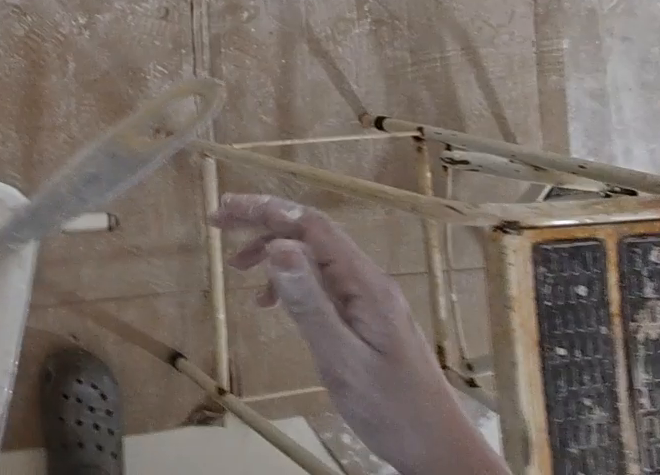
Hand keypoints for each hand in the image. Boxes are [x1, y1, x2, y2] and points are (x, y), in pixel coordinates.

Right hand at [211, 194, 505, 474]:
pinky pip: (320, 282)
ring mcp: (366, 298)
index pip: (311, 225)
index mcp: (364, 283)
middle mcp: (366, 280)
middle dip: (262, 221)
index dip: (266, 209)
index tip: (226, 208)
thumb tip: (277, 246)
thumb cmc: (391, 409)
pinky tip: (268, 302)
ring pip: (312, 255)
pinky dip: (288, 282)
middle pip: (309, 232)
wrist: (441, 453)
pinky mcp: (363, 316)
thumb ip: (309, 302)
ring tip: (235, 264)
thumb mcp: (342, 358)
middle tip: (218, 220)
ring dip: (271, 250)